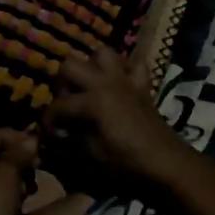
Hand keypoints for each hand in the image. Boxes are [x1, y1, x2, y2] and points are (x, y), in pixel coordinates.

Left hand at [0, 129, 37, 214]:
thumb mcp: (11, 173)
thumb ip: (20, 152)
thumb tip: (31, 139)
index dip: (19, 137)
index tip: (40, 148)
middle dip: (18, 158)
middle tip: (37, 169)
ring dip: (15, 173)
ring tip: (31, 187)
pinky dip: (6, 187)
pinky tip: (21, 198)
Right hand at [43, 49, 197, 184]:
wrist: (165, 161)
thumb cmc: (126, 162)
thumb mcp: (91, 154)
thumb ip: (70, 139)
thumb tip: (56, 133)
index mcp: (91, 100)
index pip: (58, 105)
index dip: (48, 120)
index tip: (48, 132)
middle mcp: (105, 82)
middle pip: (69, 64)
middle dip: (62, 83)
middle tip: (67, 103)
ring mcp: (125, 79)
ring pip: (101, 53)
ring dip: (91, 66)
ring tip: (89, 86)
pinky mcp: (142, 84)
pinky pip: (134, 64)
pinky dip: (125, 69)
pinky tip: (119, 83)